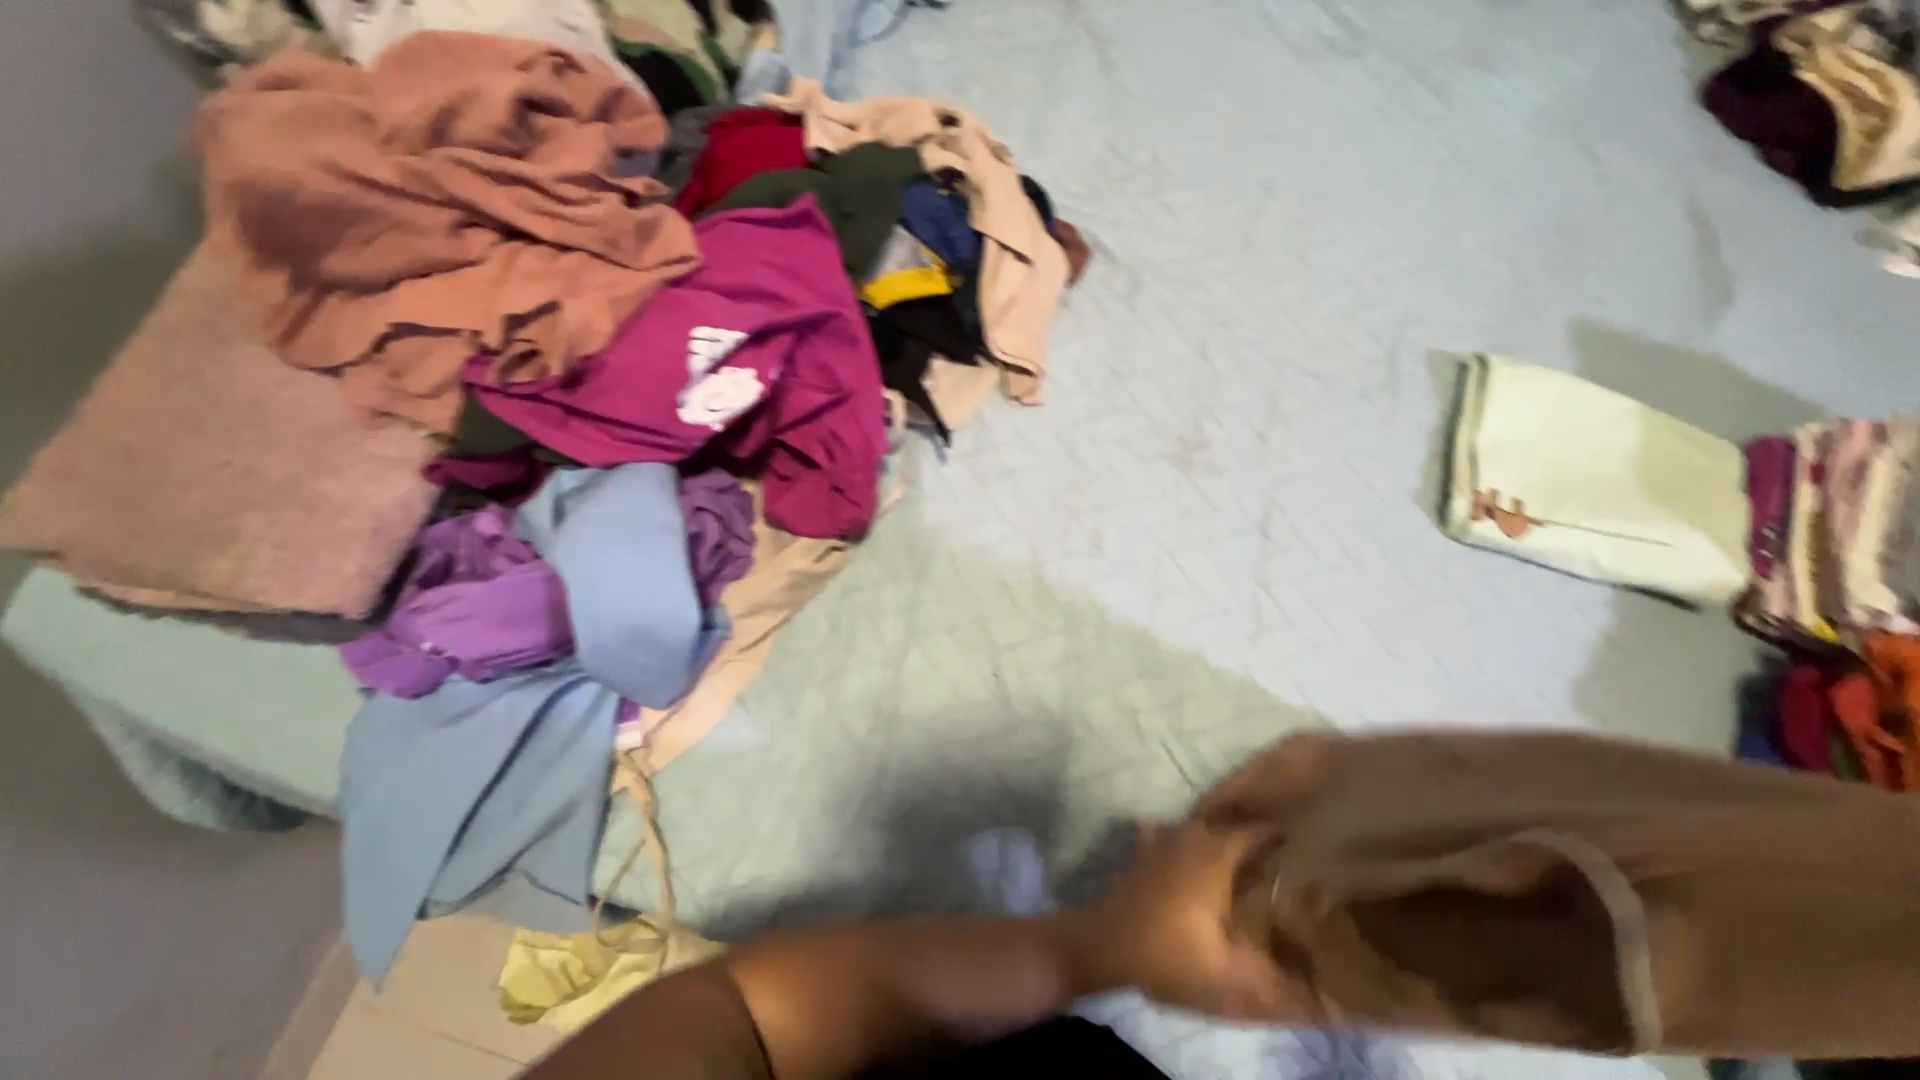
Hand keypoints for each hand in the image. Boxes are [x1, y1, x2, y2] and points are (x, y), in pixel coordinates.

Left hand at [1071, 820, 1302, 1020]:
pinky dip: (1179, 839)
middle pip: (1228, 826)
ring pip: (1197, 828)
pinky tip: (1185, 853)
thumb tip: (1307, 983)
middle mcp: (1190, 838)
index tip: (1303, 847)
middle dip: (1251, 836)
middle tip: (1277, 857)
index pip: (1257, 832)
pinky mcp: (1141, 854)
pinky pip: (1166, 834)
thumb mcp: (1226, 972)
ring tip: (1238, 857)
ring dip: (1216, 837)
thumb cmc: (1169, 952)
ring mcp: (1162, 842)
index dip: (1280, 837)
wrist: (1106, 945)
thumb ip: (1268, 975)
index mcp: (1215, 855)